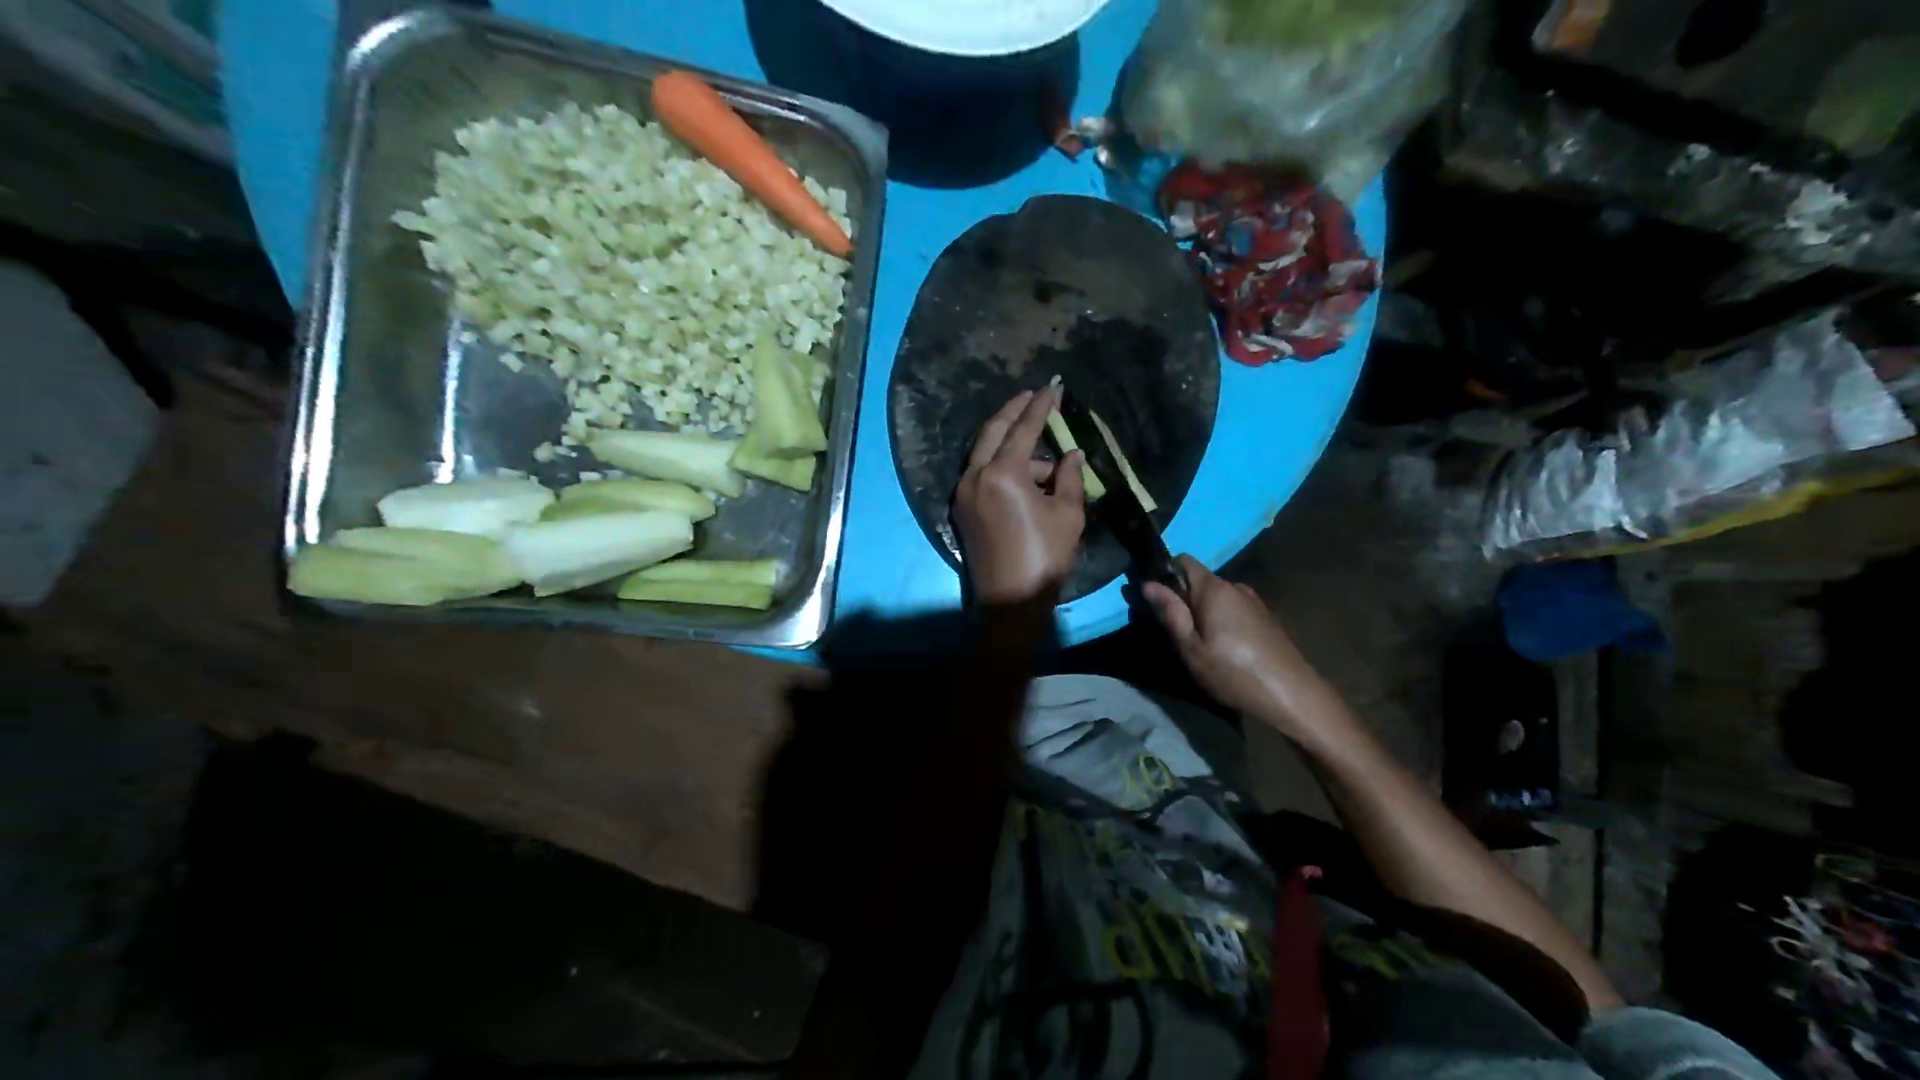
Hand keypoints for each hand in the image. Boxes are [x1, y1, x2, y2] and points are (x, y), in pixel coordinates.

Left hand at [953, 389, 1086, 604]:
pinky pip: (980, 474)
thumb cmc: (1046, 556)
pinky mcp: (961, 509)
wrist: (1010, 601)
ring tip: (1044, 459)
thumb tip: (1071, 454)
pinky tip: (1023, 473)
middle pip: (992, 430)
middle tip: (1032, 397)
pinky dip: (999, 465)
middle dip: (1013, 411)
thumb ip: (1070, 477)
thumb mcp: (1068, 514)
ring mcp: (963, 493)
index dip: (1040, 407)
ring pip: (984, 453)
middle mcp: (975, 476)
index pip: (1023, 429)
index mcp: (1002, 474)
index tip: (1052, 388)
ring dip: (1010, 445)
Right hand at [1142, 556, 1330, 734]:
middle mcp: (1236, 587)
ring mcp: (1255, 601)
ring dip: (1205, 613)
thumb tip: (1149, 583)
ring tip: (1203, 645)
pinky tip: (1228, 650)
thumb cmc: (1234, 672)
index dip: (1165, 573)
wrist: (1293, 695)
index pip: (1184, 561)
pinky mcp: (1266, 617)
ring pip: (1218, 598)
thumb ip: (1171, 613)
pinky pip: (1235, 609)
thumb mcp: (1192, 648)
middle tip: (1178, 634)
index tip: (1157, 599)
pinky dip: (1224, 621)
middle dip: (1185, 600)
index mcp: (1215, 589)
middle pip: (1201, 581)